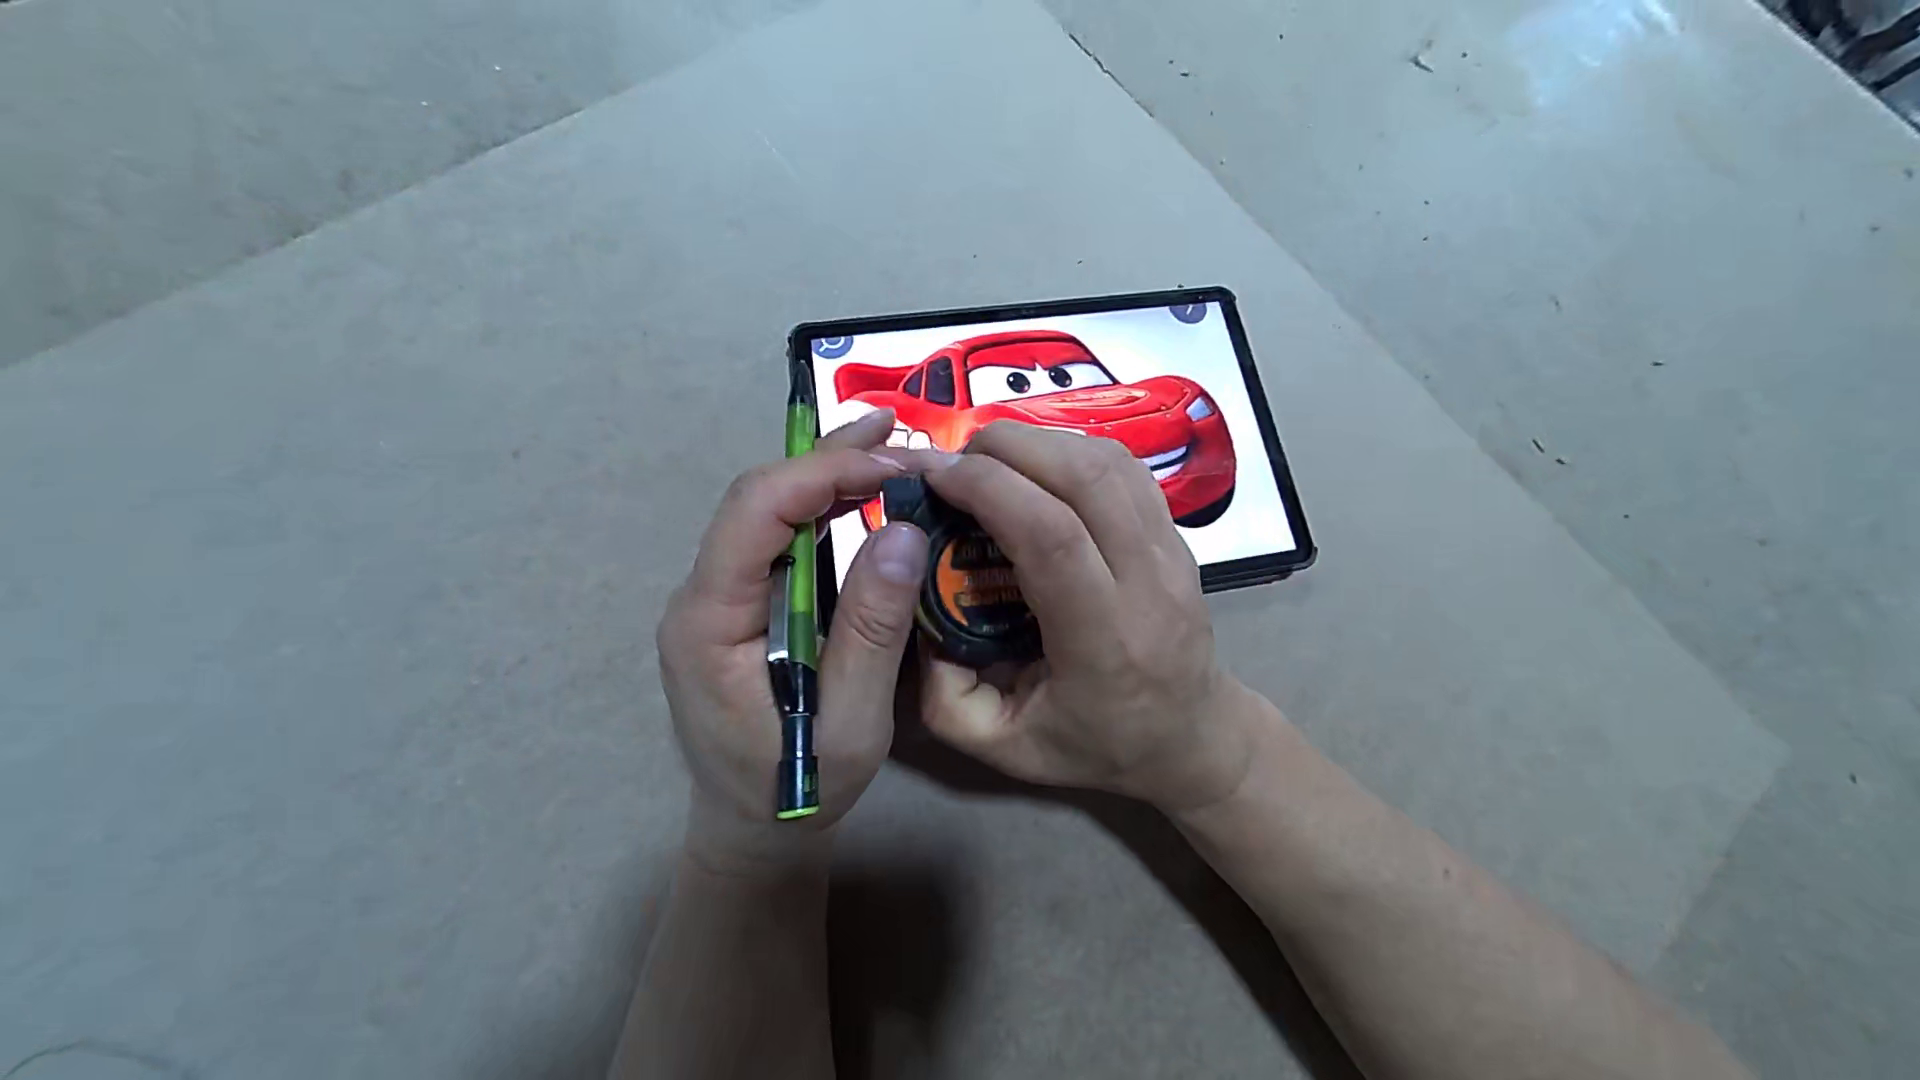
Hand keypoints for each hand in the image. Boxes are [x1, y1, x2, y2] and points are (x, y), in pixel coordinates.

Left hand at [658, 408, 930, 870]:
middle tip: (897, 437)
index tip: (894, 467)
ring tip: (886, 443)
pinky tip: (860, 490)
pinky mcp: (738, 603)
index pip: (756, 513)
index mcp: (709, 621)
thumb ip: (872, 631)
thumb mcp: (850, 724)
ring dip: (825, 473)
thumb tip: (903, 531)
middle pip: (757, 499)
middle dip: (827, 460)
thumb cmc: (796, 789)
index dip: (823, 474)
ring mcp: (715, 597)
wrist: (749, 831)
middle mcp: (700, 595)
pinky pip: (776, 538)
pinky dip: (821, 507)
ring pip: (766, 510)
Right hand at [918, 422, 1260, 811]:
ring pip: (1107, 460)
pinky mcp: (1175, 533)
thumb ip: (943, 693)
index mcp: (1105, 640)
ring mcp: (1171, 550)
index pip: (1050, 535)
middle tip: (953, 463)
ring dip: (1037, 442)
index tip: (936, 478)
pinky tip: (1034, 467)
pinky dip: (1069, 449)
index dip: (988, 490)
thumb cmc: (1096, 745)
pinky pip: (1123, 466)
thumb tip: (914, 608)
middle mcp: (1149, 582)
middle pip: (1083, 477)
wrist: (1190, 736)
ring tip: (987, 461)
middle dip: (1007, 449)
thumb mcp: (1002, 747)